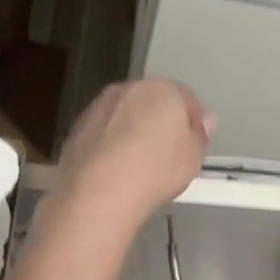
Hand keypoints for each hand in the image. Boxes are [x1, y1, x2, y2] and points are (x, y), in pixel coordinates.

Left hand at [56, 79, 212, 222]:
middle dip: (159, 122)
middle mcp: (128, 89)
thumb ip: (200, 134)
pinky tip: (115, 170)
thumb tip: (203, 121)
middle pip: (150, 102)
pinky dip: (110, 145)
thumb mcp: (193, 158)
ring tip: (138, 165)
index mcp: (162, 89)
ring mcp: (98, 107)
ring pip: (123, 115)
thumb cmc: (156, 170)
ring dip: (132, 131)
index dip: (192, 120)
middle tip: (167, 154)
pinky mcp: (76, 128)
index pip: (185, 96)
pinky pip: (103, 133)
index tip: (194, 143)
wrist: (99, 191)